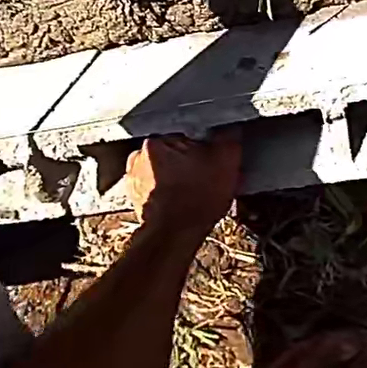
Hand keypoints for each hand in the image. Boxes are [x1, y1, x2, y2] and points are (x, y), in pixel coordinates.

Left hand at [125, 130, 242, 235]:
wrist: (175, 236)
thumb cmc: (195, 201)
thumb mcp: (226, 162)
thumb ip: (229, 139)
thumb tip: (230, 131)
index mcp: (156, 142)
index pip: (186, 135)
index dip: (204, 149)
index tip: (213, 161)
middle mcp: (139, 159)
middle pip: (174, 154)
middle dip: (191, 165)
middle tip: (208, 179)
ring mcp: (136, 182)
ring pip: (166, 174)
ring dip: (181, 181)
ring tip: (199, 194)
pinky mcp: (138, 202)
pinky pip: (160, 193)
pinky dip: (172, 197)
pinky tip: (188, 204)